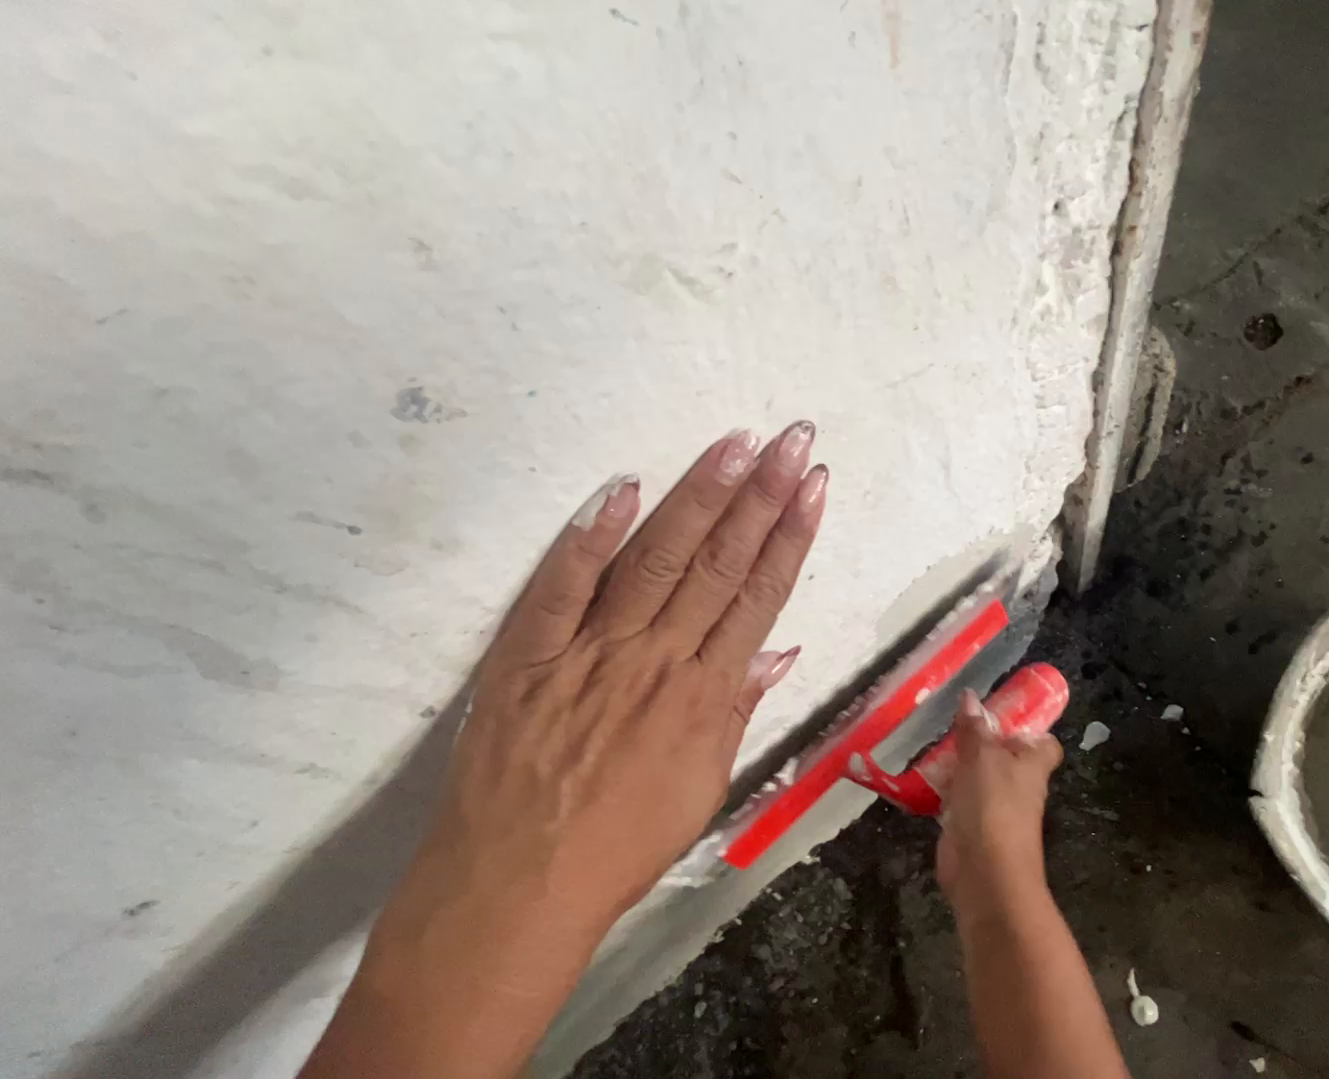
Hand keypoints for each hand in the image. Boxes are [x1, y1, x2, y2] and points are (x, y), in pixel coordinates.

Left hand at [323, 423, 826, 1078]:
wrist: (515, 889)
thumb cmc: (621, 846)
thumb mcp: (704, 788)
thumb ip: (739, 710)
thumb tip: (779, 651)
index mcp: (705, 693)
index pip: (760, 596)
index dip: (791, 536)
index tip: (813, 486)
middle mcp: (657, 658)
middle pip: (719, 563)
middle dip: (761, 495)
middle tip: (792, 438)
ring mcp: (590, 650)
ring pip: (655, 559)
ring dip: (698, 498)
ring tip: (735, 444)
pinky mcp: (525, 653)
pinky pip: (560, 585)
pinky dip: (588, 536)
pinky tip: (623, 489)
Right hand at [936, 690, 1063, 917]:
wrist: (984, 872)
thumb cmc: (994, 806)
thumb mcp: (982, 757)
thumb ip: (974, 728)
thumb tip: (970, 696)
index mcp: (1032, 764)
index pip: (1043, 742)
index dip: (1027, 726)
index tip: (1001, 709)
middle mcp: (1016, 784)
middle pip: (1002, 754)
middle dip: (980, 736)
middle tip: (951, 712)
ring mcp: (992, 805)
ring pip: (975, 773)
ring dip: (956, 759)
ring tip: (929, 732)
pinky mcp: (967, 823)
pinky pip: (954, 796)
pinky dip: (940, 785)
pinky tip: (919, 769)